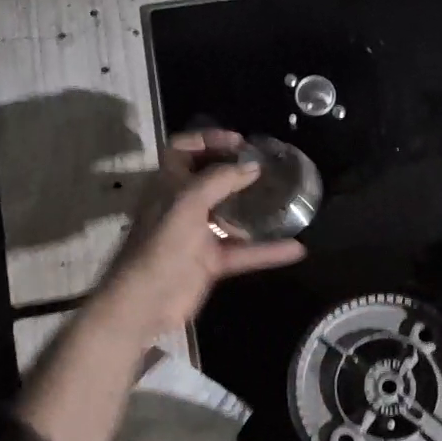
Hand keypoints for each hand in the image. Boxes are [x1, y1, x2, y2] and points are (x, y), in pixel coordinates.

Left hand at [92, 130, 305, 340]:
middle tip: (265, 165)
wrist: (146, 301)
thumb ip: (220, 180)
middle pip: (208, 179)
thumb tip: (252, 166)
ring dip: (253, 209)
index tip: (239, 141)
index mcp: (168, 185)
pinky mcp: (210, 262)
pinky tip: (295, 248)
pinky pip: (244, 252)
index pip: (182, 150)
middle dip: (235, 170)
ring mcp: (197, 235)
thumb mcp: (188, 202)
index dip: (207, 140)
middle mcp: (181, 206)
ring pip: (229, 216)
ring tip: (283, 198)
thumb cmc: (162, 245)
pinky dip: (267, 251)